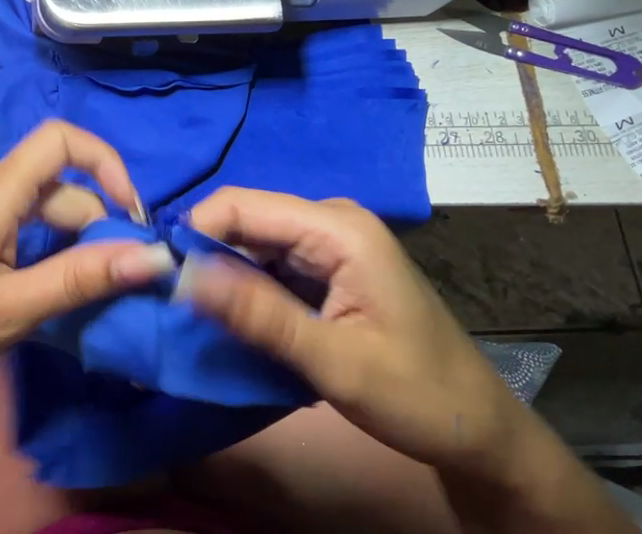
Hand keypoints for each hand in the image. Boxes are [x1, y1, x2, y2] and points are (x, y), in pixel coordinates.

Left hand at [0, 120, 176, 407]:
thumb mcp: (13, 310)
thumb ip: (81, 278)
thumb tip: (152, 255)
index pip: (61, 138)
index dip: (107, 163)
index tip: (133, 217)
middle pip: (57, 183)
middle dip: (96, 224)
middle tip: (118, 285)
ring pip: (39, 207)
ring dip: (72, 242)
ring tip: (88, 297)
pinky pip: (16, 222)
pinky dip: (45, 248)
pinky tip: (48, 291)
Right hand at [175, 190, 542, 478]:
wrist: (480, 434)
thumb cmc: (418, 397)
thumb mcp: (333, 362)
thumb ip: (257, 314)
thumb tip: (181, 275)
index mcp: (337, 228)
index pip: (240, 206)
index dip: (193, 233)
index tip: (161, 277)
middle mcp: (329, 221)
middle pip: (242, 221)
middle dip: (203, 255)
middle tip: (173, 302)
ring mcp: (328, 244)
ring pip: (250, 243)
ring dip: (221, 274)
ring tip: (194, 313)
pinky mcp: (325, 267)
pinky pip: (267, 263)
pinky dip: (243, 288)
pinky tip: (230, 317)